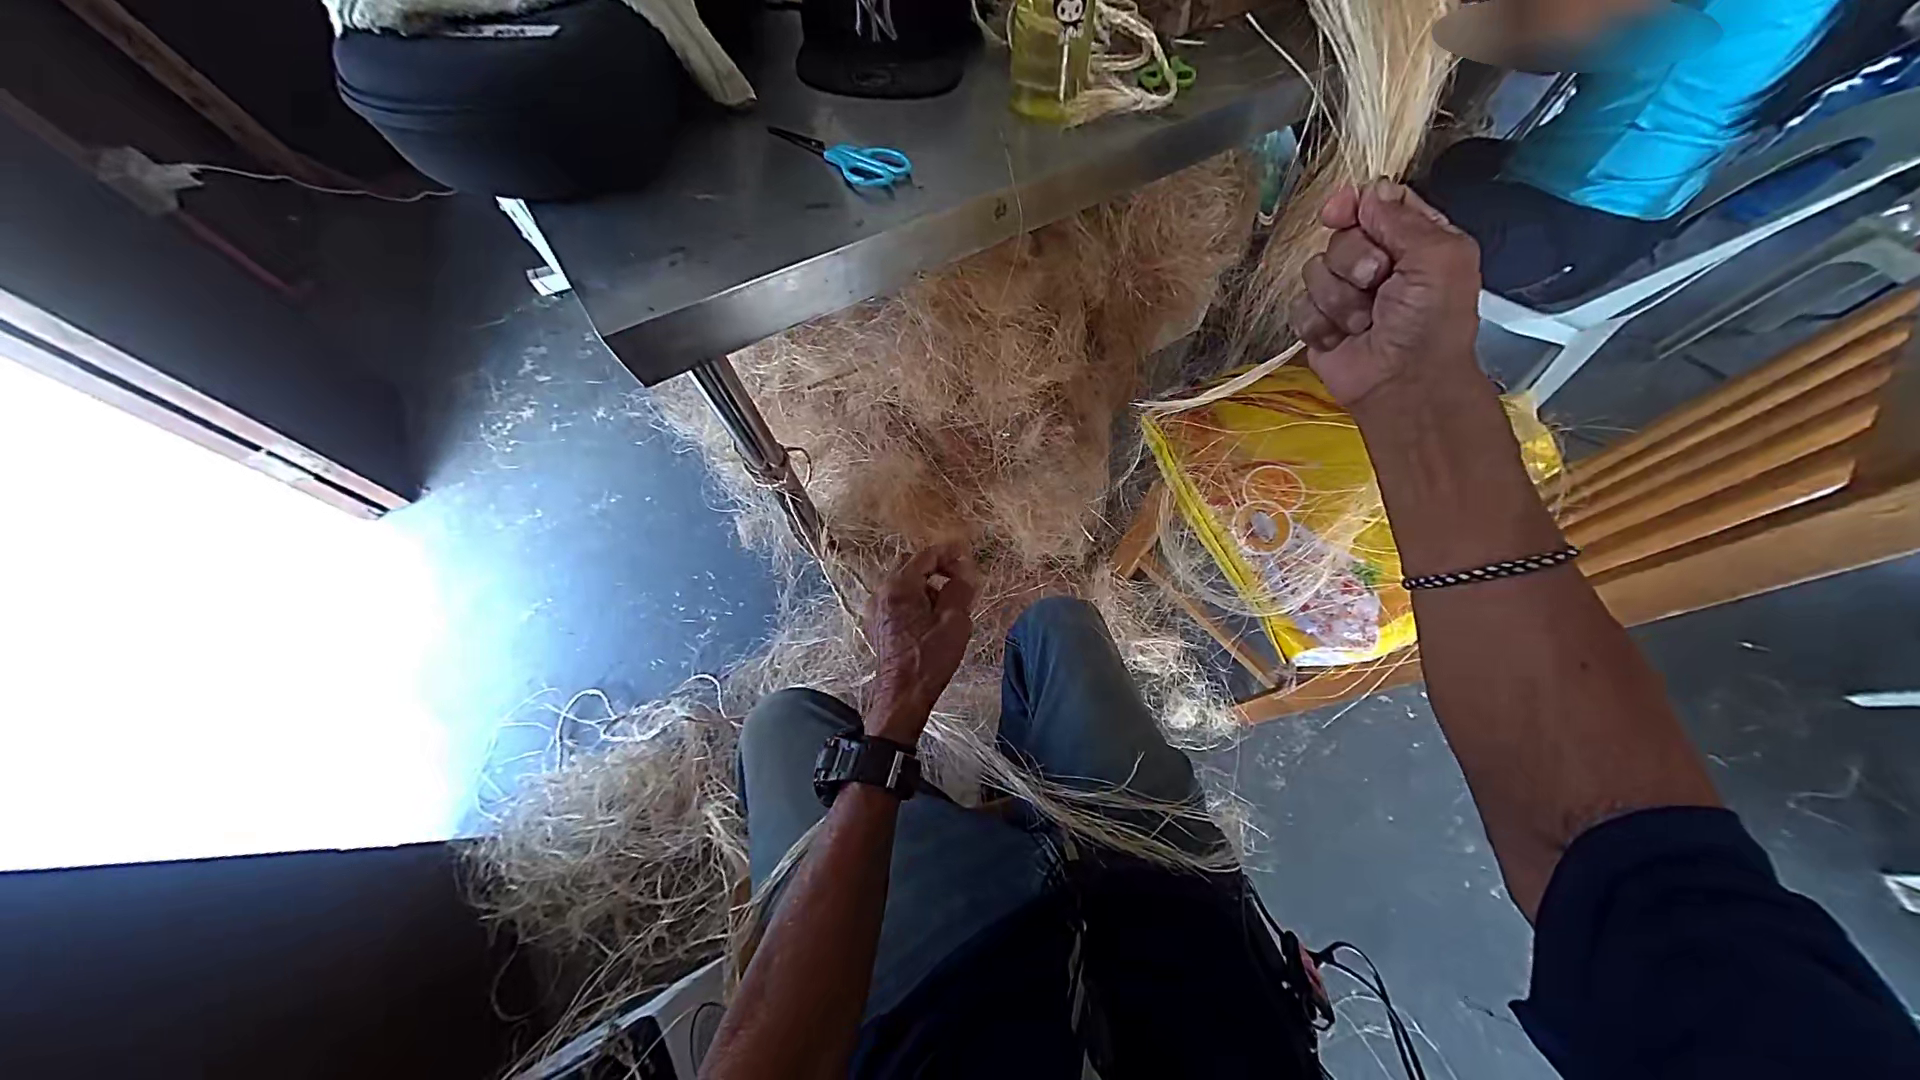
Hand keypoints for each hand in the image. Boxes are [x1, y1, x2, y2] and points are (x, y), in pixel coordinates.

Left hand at [863, 542, 979, 745]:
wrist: (903, 693)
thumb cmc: (930, 657)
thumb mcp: (955, 620)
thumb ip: (960, 590)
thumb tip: (964, 575)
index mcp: (900, 586)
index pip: (926, 556)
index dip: (949, 553)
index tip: (967, 554)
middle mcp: (883, 592)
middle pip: (913, 567)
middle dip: (939, 569)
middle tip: (961, 578)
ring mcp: (878, 609)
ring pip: (907, 585)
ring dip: (929, 586)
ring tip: (951, 602)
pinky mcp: (879, 624)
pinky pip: (900, 600)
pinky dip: (918, 599)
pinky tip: (934, 616)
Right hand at [1287, 180, 1484, 411]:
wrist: (1402, 383)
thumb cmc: (1431, 323)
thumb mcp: (1439, 257)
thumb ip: (1403, 220)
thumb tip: (1367, 192)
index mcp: (1412, 240)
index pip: (1375, 204)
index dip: (1354, 205)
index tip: (1338, 211)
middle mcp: (1375, 263)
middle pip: (1339, 238)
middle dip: (1352, 263)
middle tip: (1375, 284)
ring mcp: (1342, 295)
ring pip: (1313, 274)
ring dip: (1339, 300)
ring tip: (1363, 322)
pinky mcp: (1317, 325)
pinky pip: (1299, 309)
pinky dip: (1320, 325)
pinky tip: (1341, 338)